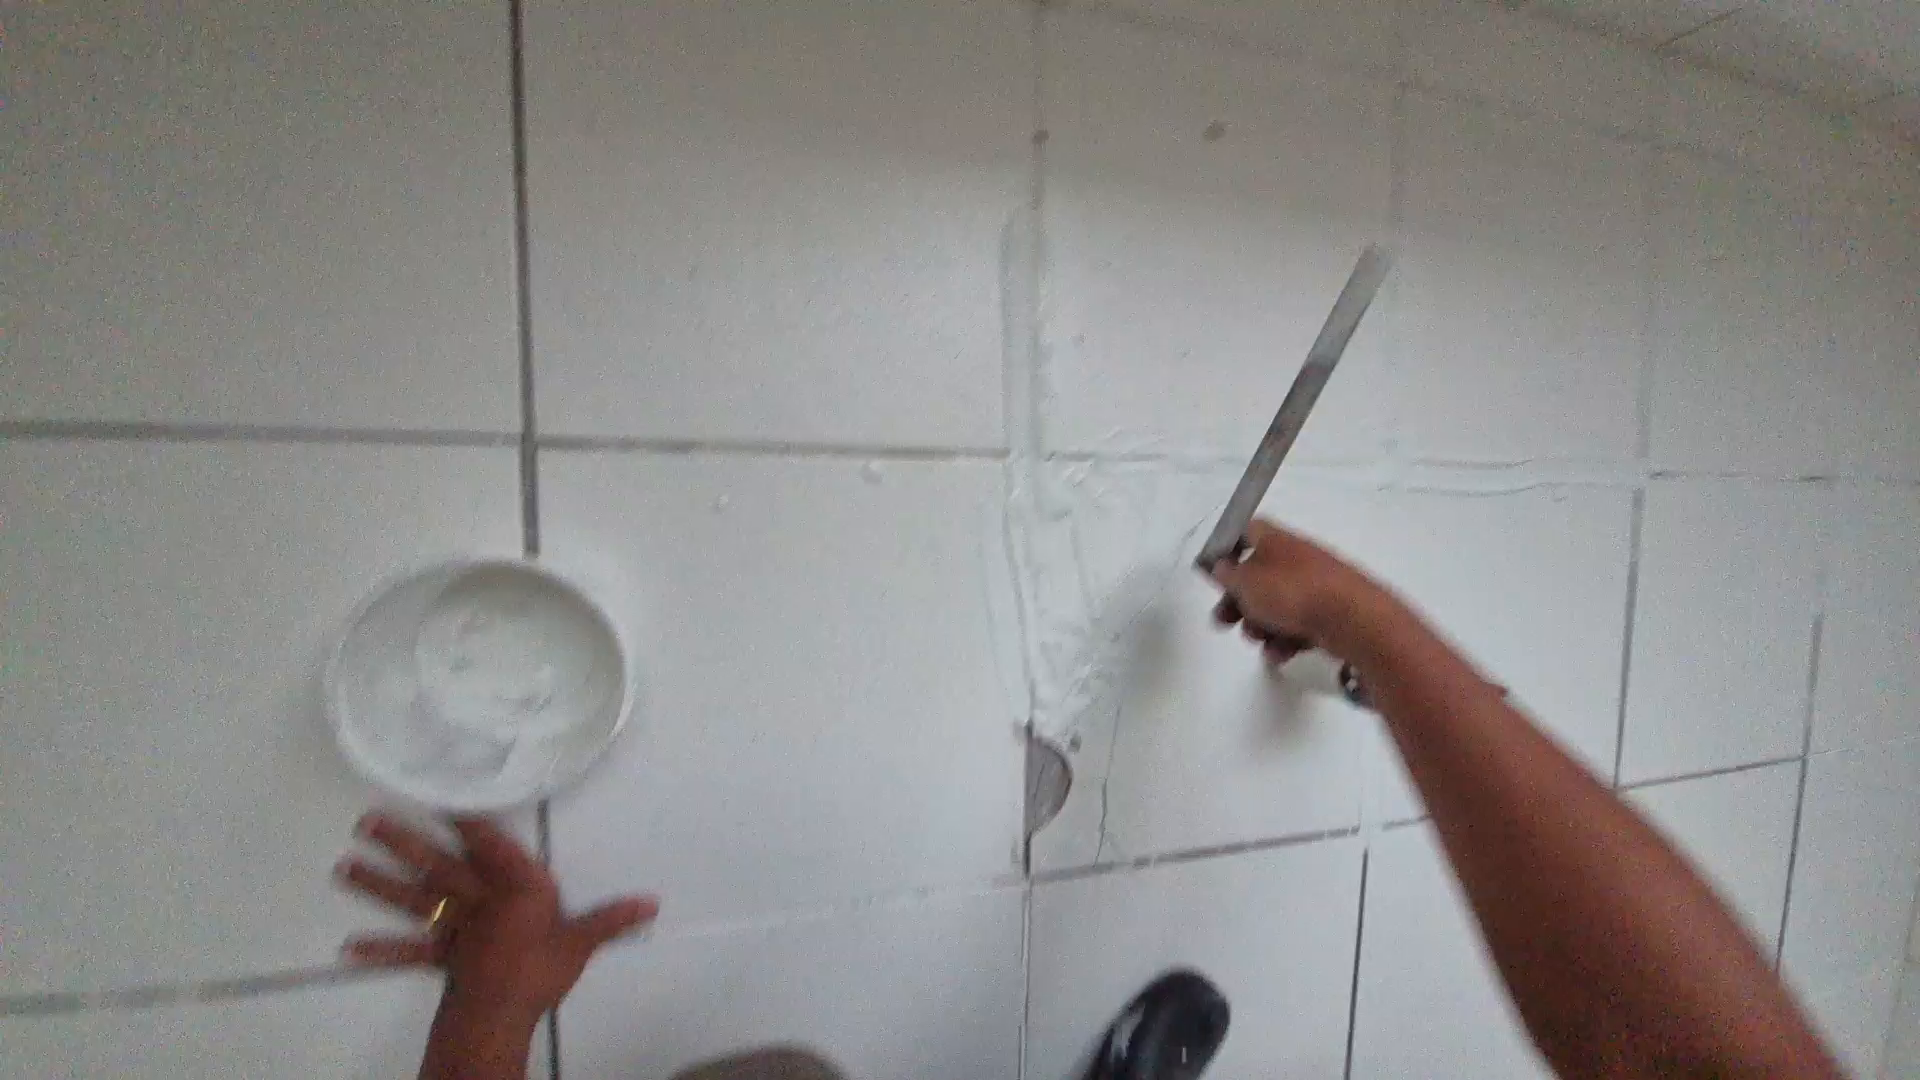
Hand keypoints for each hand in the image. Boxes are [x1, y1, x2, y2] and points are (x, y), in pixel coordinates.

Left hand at [335, 812, 658, 1026]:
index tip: (443, 797)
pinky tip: (346, 946)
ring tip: (345, 864)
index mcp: (516, 889)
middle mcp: (480, 901)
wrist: (498, 1017)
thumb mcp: (583, 941)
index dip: (469, 822)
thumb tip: (654, 903)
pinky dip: (378, 950)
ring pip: (415, 900)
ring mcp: (453, 930)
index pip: (491, 848)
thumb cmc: (541, 970)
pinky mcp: (440, 960)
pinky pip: (408, 952)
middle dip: (405, 843)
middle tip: (368, 820)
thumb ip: (613, 918)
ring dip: (379, 883)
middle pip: (441, 867)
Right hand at [1205, 519, 1380, 661]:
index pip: (1246, 531)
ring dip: (1259, 624)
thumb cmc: (1292, 593)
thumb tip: (1221, 567)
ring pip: (1277, 603)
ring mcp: (1317, 584)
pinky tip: (1280, 653)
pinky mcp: (1332, 612)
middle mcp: (1297, 557)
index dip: (1227, 548)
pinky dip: (1285, 638)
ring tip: (1257, 640)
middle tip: (1224, 619)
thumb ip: (1226, 574)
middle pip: (1258, 575)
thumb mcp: (1245, 582)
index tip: (1214, 571)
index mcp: (1276, 539)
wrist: (1354, 620)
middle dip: (1238, 600)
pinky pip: (1298, 623)